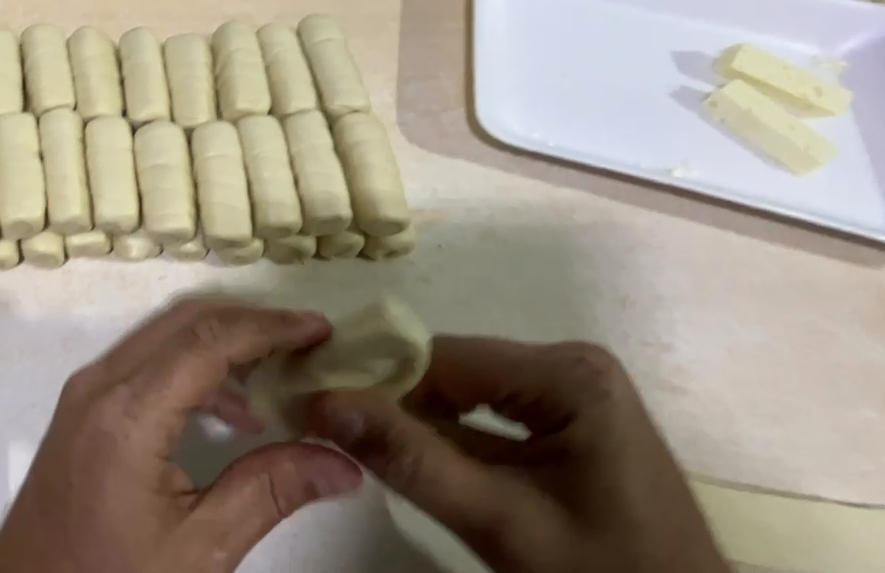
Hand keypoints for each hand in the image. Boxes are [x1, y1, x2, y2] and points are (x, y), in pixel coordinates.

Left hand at [0, 299, 366, 572]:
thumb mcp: (200, 548)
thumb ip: (269, 492)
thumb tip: (342, 464)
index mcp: (129, 412)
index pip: (207, 341)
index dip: (268, 327)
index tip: (319, 328)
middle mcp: (102, 381)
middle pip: (183, 321)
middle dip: (248, 322)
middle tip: (307, 342)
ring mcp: (88, 386)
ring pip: (163, 334)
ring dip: (221, 342)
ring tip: (280, 374)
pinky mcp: (85, 401)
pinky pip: (146, 360)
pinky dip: (192, 367)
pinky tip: (233, 413)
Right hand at [299, 337, 731, 572]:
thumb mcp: (502, 526)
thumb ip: (410, 459)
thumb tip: (318, 400)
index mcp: (567, 373)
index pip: (438, 358)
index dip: (373, 382)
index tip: (315, 410)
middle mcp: (568, 362)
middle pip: (447, 372)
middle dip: (395, 406)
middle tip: (336, 438)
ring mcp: (569, 390)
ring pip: (459, 393)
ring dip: (415, 424)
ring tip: (366, 451)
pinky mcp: (566, 418)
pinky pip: (484, 415)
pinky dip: (447, 440)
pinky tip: (416, 463)